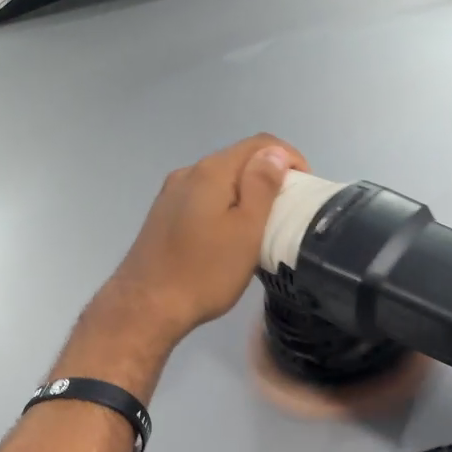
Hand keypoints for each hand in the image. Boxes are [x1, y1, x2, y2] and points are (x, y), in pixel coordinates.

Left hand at [59, 135, 304, 387]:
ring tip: (264, 225)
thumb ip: (262, 187)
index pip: (260, 144)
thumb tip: (276, 153)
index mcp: (212, 172)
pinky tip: (231, 235)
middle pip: (238, 159)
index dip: (289, 157)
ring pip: (220, 180)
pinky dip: (226, 206)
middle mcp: (188, 173)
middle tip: (289, 210)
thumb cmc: (205, 272)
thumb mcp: (246, 230)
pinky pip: (204, 198)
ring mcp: (172, 194)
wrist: (146, 306)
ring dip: (247, 193)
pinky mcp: (164, 215)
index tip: (305, 188)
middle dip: (269, 175)